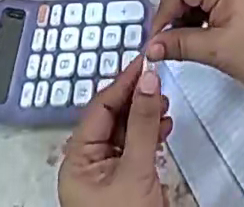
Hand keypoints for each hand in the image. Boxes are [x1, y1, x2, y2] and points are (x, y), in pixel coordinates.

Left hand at [58, 56, 171, 206]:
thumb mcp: (136, 170)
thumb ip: (143, 122)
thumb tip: (149, 78)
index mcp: (77, 160)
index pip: (100, 107)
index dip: (124, 82)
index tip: (147, 60)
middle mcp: (87, 163)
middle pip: (112, 116)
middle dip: (137, 97)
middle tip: (160, 79)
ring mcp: (105, 174)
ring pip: (125, 130)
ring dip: (146, 114)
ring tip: (166, 104)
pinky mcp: (123, 183)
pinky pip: (134, 147)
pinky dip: (150, 134)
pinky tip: (164, 126)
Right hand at [144, 0, 243, 94]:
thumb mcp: (216, 50)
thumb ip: (180, 44)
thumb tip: (150, 47)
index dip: (163, 11)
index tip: (155, 41)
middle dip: (171, 16)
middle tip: (164, 45)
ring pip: (191, 1)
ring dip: (181, 22)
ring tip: (178, 47)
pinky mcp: (231, 8)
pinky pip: (202, 10)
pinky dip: (193, 25)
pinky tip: (192, 43)